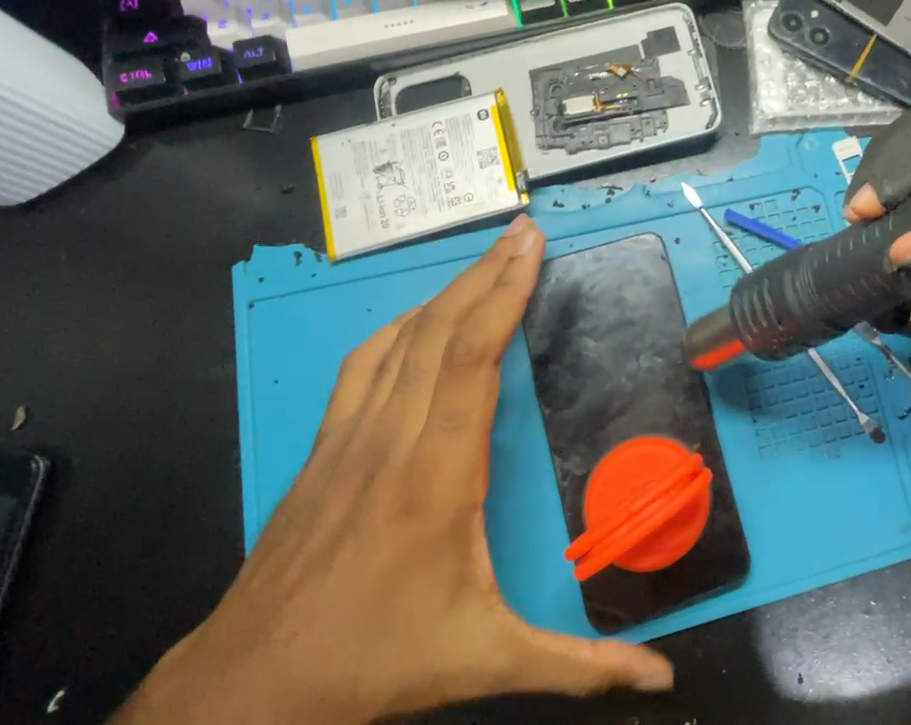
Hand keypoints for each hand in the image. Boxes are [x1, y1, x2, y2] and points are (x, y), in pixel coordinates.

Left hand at [115, 216, 672, 724]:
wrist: (248, 688)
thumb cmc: (373, 663)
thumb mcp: (486, 663)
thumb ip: (581, 667)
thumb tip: (662, 682)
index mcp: (436, 476)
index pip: (472, 359)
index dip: (504, 294)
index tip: (531, 247)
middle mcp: (390, 440)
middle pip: (440, 331)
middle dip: (486, 273)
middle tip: (524, 231)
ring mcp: (347, 439)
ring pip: (399, 340)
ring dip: (445, 292)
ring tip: (486, 261)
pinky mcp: (323, 449)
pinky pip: (363, 366)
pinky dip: (401, 327)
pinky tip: (419, 322)